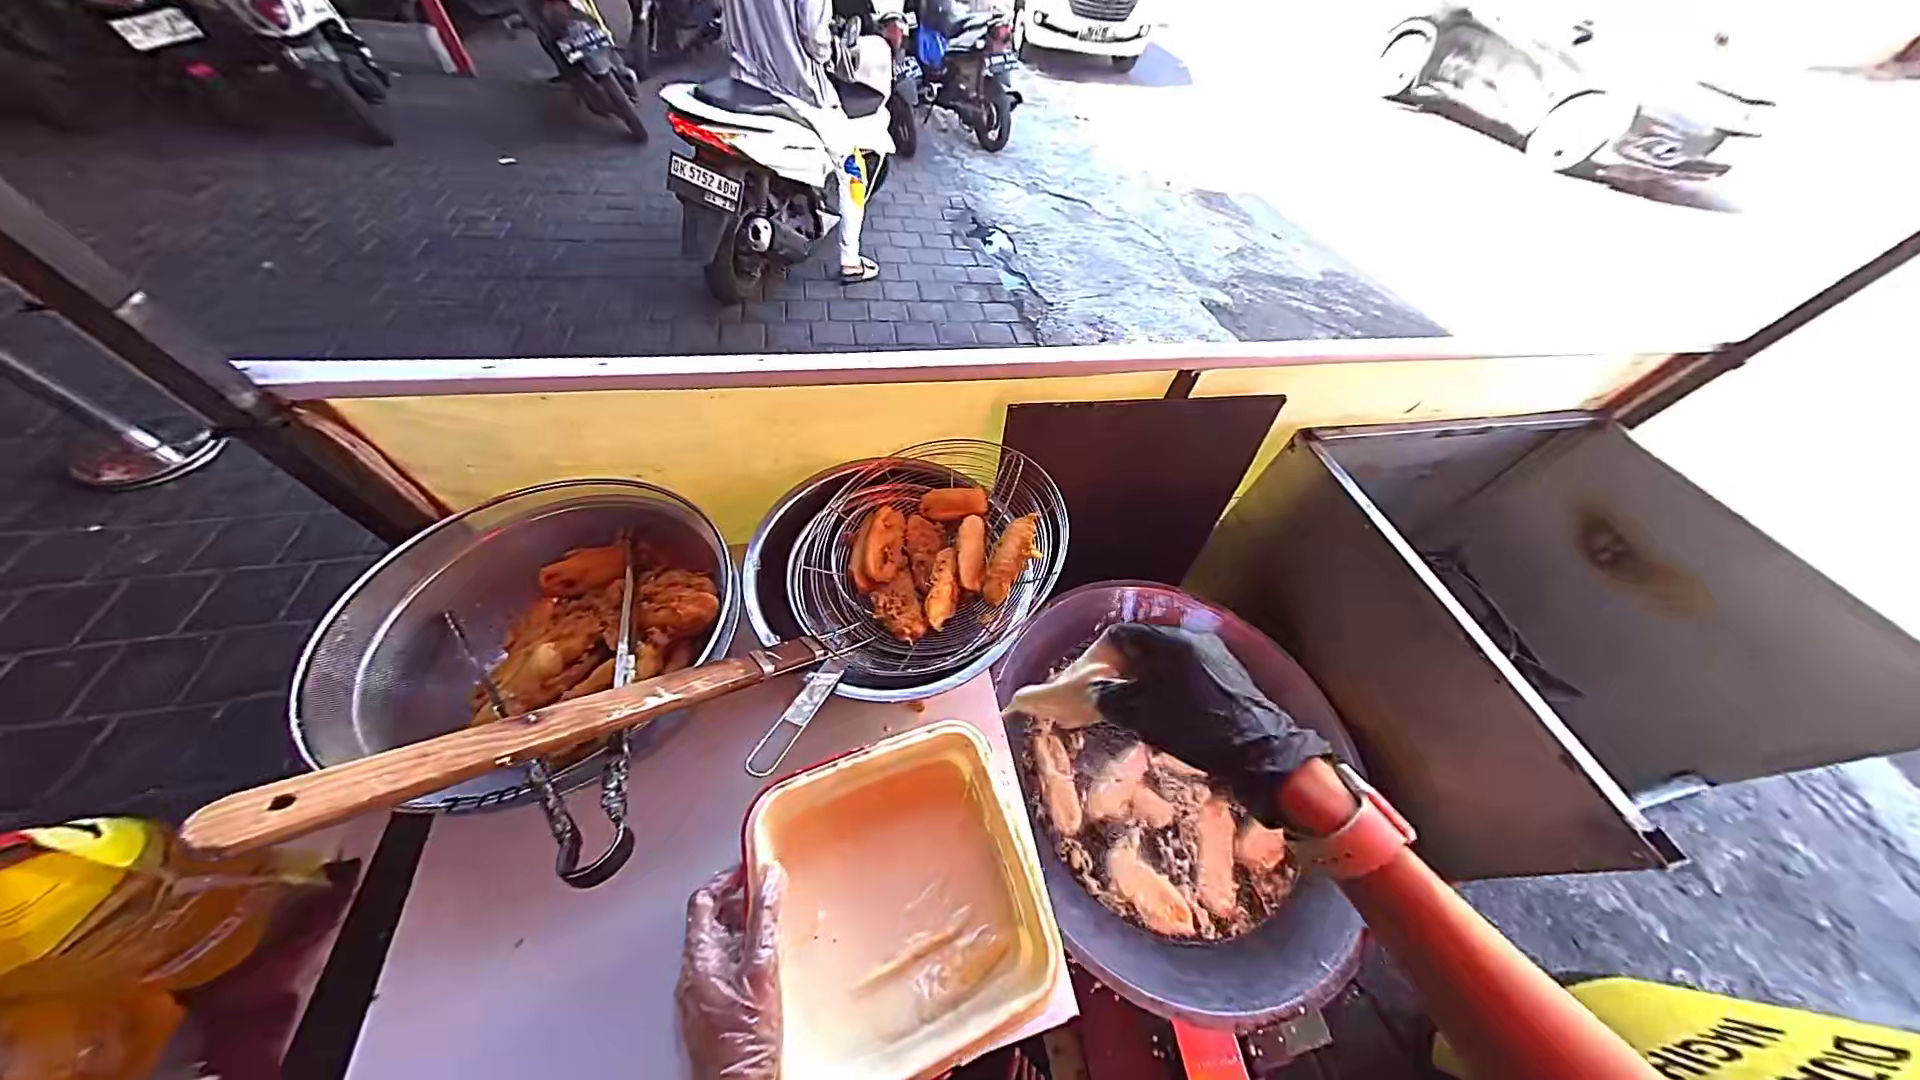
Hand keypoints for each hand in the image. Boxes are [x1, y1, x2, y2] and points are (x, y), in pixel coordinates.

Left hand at [677, 865, 783, 1079]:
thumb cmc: (743, 1044)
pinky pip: (726, 967)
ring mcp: (701, 996)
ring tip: (772, 922)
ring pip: (719, 944)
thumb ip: (764, 920)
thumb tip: (769, 879)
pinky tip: (768, 959)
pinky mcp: (713, 1012)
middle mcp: (693, 976)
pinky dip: (745, 951)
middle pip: (710, 920)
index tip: (752, 870)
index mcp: (698, 960)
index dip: (727, 879)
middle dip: (739, 901)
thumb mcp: (762, 968)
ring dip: (744, 926)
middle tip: (767, 893)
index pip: (702, 901)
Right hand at [1042, 624, 1328, 824]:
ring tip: (1131, 703)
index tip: (1087, 680)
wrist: (1262, 752)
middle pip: (1141, 644)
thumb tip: (1095, 690)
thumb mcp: (1140, 715)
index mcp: (1168, 640)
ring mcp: (1212, 653)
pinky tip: (1163, 708)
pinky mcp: (1227, 672)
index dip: (1096, 657)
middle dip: (1118, 668)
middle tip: (1105, 692)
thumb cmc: (1197, 728)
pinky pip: (1183, 669)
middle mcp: (1190, 637)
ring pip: (1163, 657)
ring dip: (1142, 676)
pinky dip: (1165, 683)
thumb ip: (1109, 697)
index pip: (1119, 634)